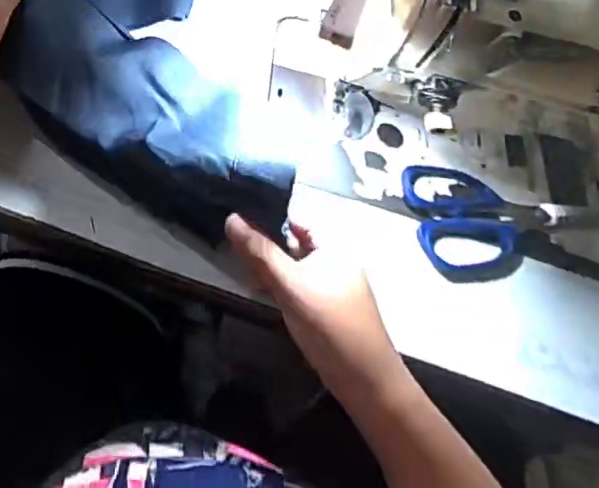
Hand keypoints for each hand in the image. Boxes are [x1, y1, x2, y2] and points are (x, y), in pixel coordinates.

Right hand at [225, 214, 404, 397]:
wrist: (367, 385)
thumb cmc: (331, 327)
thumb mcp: (291, 286)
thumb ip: (260, 252)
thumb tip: (231, 219)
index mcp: (334, 246)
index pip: (295, 216)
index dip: (266, 213)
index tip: (237, 216)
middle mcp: (334, 258)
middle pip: (292, 238)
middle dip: (265, 242)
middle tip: (235, 245)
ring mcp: (330, 282)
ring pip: (292, 262)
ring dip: (270, 264)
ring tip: (245, 267)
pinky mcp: (324, 303)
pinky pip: (296, 282)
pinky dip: (279, 282)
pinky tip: (260, 289)